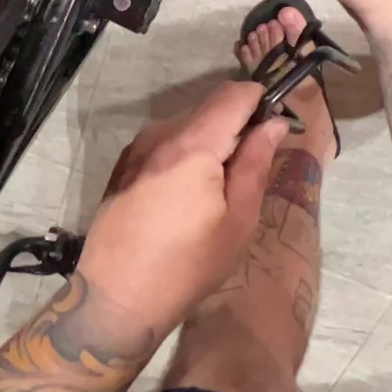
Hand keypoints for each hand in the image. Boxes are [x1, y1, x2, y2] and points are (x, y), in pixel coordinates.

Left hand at [76, 81, 289, 330]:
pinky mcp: (124, 164)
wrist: (117, 296)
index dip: (260, 102)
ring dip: (210, 142)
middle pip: (208, 108)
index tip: (275, 128)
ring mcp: (136, 147)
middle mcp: (159, 134)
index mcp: (190, 144)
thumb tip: (273, 124)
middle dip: (236, 125)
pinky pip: (165, 142)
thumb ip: (255, 164)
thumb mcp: (237, 221)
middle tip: (251, 170)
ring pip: (186, 124)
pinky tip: (187, 196)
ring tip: (218, 191)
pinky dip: (185, 153)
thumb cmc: (187, 266)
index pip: (232, 95)